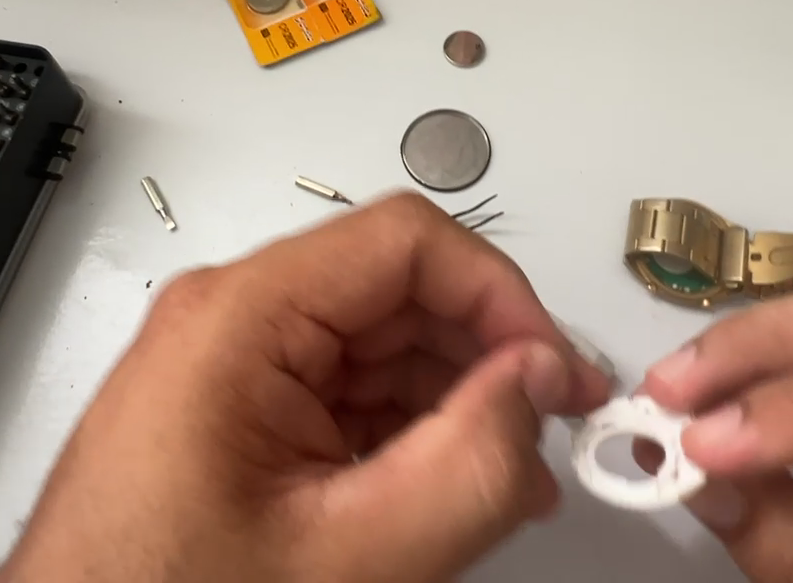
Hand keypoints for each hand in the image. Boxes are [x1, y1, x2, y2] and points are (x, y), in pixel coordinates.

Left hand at [0, 193, 612, 581]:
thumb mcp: (339, 562)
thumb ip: (463, 470)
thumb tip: (542, 381)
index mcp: (241, 316)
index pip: (403, 241)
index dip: (496, 290)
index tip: (553, 366)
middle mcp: (239, 315)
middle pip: (400, 288)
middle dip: (487, 348)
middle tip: (551, 421)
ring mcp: (243, 359)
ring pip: (388, 339)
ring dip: (461, 394)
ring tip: (513, 468)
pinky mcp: (250, 402)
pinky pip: (357, 386)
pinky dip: (417, 425)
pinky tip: (456, 477)